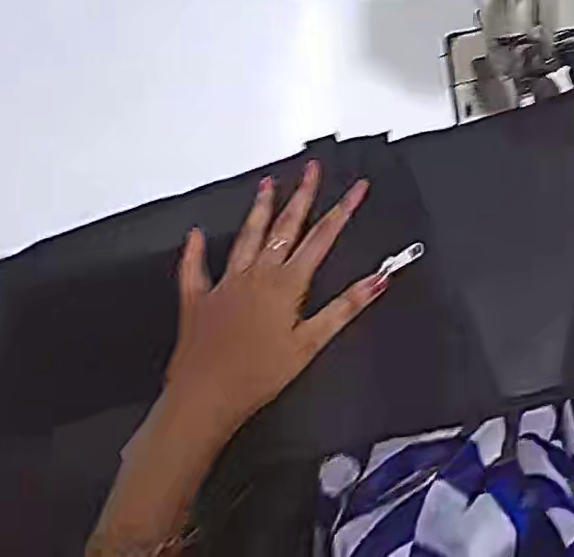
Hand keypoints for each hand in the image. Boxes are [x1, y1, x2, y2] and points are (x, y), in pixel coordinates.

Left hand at [162, 160, 389, 439]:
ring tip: (267, 184)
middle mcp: (257, 276)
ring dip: (259, 209)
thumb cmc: (256, 377)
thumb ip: (346, 307)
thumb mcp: (311, 343)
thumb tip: (379, 279)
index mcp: (286, 284)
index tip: (357, 187)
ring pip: (247, 238)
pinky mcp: (198, 302)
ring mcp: (225, 286)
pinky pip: (194, 271)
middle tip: (311, 169)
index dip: (344, 208)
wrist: (200, 403)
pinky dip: (194, 251)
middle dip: (302, 194)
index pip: (323, 236)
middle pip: (286, 226)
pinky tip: (196, 235)